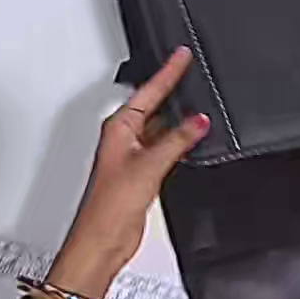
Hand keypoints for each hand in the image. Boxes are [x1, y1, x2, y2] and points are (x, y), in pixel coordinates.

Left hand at [52, 48, 208, 297]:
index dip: (168, 71)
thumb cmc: (107, 207)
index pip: (149, 90)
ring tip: (196, 98)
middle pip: (154, 104)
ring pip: (161, 125)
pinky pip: (165, 144)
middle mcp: (124, 137)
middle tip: (189, 67)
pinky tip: (191, 136)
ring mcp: (133, 154)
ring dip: (178, 116)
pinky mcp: (143, 171)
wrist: (101, 243)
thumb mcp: (149, 166)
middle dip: (172, 87)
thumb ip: (177, 140)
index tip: (181, 54)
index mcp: (119, 127)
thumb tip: (198, 119)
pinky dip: (179, 138)